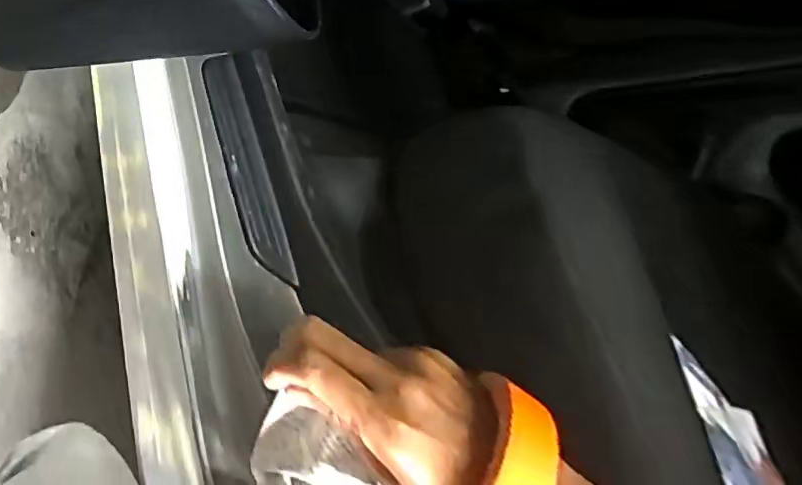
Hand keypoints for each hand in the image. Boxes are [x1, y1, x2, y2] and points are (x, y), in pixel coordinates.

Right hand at [262, 316, 493, 484]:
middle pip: (316, 331)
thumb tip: (303, 394)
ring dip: (339, 361)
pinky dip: (375, 367)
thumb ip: (345, 433)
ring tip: (354, 395)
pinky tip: (391, 394)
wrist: (528, 481)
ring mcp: (418, 363)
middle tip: (287, 363)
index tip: (273, 377)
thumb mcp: (392, 476)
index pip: (311, 368)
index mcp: (387, 423)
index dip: (280, 364)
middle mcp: (398, 383)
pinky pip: (384, 350)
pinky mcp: (435, 356)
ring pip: (349, 342)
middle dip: (291, 342)